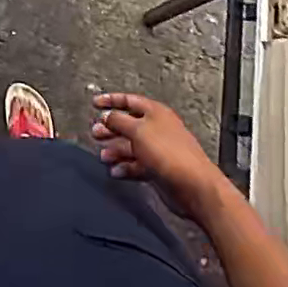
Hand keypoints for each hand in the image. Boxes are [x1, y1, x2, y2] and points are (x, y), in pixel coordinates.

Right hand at [92, 93, 228, 219]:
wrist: (192, 185)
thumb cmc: (169, 153)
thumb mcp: (138, 131)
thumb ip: (119, 121)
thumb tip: (107, 115)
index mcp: (155, 112)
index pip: (129, 100)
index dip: (111, 100)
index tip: (96, 103)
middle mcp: (157, 128)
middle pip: (128, 124)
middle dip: (111, 127)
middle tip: (95, 131)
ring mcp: (158, 149)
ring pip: (131, 146)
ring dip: (116, 150)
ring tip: (103, 155)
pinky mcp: (158, 169)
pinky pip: (137, 165)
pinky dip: (125, 167)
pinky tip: (116, 171)